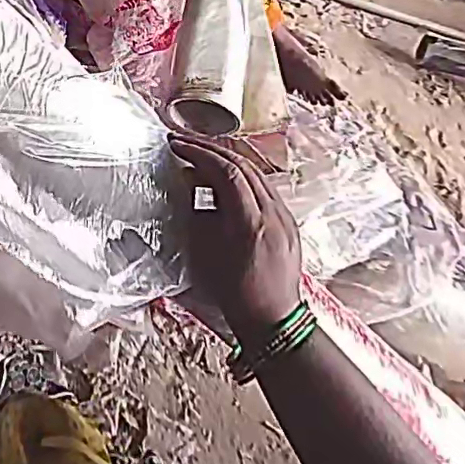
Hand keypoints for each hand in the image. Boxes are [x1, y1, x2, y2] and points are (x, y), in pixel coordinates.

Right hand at [175, 136, 301, 333]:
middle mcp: (273, 214)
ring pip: (254, 173)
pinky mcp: (288, 223)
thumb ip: (198, 208)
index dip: (198, 153)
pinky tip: (221, 180)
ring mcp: (285, 217)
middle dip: (209, 149)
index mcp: (250, 221)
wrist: (272, 320)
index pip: (226, 171)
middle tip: (182, 143)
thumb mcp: (204, 246)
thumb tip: (190, 181)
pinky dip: (238, 175)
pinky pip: (262, 187)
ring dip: (224, 159)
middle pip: (242, 165)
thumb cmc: (231, 288)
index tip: (175, 146)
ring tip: (198, 156)